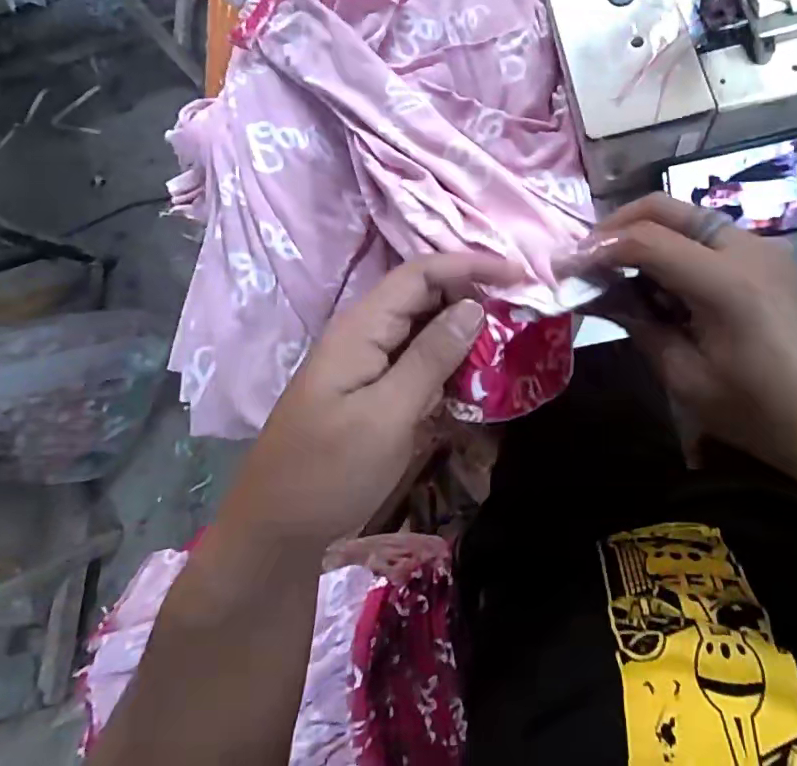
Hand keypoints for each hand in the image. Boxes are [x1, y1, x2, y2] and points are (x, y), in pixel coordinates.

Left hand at [230, 253, 518, 543]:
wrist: (275, 531)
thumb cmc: (328, 473)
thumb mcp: (387, 415)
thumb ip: (431, 357)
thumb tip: (474, 307)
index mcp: (361, 329)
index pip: (420, 274)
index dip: (470, 265)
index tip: (518, 275)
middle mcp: (363, 335)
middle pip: (424, 295)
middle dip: (473, 294)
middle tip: (521, 309)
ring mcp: (366, 362)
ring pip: (424, 327)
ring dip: (465, 329)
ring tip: (509, 339)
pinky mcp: (373, 389)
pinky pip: (417, 360)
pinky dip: (450, 361)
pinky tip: (477, 375)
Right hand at [567, 195, 796, 496]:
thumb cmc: (762, 415)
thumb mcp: (688, 379)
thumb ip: (640, 326)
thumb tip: (598, 296)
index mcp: (726, 282)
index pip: (645, 240)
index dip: (598, 248)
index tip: (566, 266)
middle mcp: (748, 248)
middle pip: (666, 208)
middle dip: (619, 224)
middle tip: (590, 256)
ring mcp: (767, 248)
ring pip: (691, 219)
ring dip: (651, 236)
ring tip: (624, 275)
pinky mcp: (777, 259)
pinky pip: (716, 238)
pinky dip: (682, 248)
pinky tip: (670, 286)